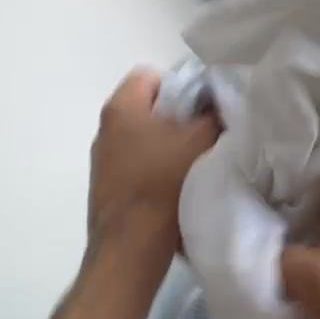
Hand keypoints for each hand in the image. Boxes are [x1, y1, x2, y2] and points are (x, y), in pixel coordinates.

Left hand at [88, 68, 218, 251]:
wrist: (132, 244)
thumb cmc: (164, 181)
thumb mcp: (201, 138)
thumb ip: (212, 112)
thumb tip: (218, 102)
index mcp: (121, 108)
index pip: (150, 74)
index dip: (180, 83)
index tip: (202, 105)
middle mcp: (104, 128)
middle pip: (147, 105)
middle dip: (176, 113)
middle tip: (203, 129)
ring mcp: (101, 157)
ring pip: (142, 133)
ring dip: (166, 140)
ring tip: (192, 157)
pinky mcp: (105, 183)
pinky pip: (136, 159)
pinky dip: (156, 163)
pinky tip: (175, 180)